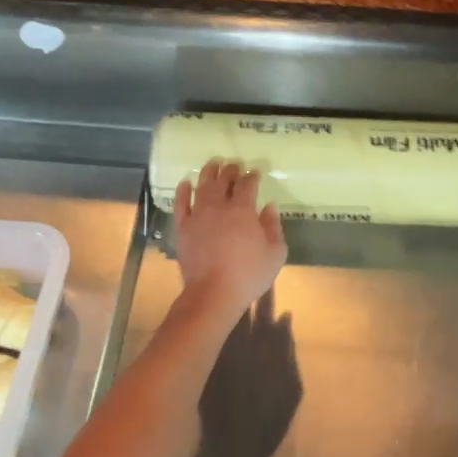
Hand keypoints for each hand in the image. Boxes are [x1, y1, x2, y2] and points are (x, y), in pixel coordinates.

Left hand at [174, 159, 287, 315]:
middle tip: (234, 164)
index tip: (254, 172)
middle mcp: (219, 206)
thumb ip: (274, 226)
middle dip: (231, 170)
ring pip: (202, 186)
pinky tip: (186, 183)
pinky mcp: (183, 227)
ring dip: (209, 172)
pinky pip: (181, 203)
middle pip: (224, 180)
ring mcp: (198, 215)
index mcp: (243, 210)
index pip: (247, 184)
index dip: (252, 176)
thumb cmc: (249, 274)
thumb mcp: (275, 253)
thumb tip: (270, 206)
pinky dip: (183, 191)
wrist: (213, 293)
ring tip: (213, 163)